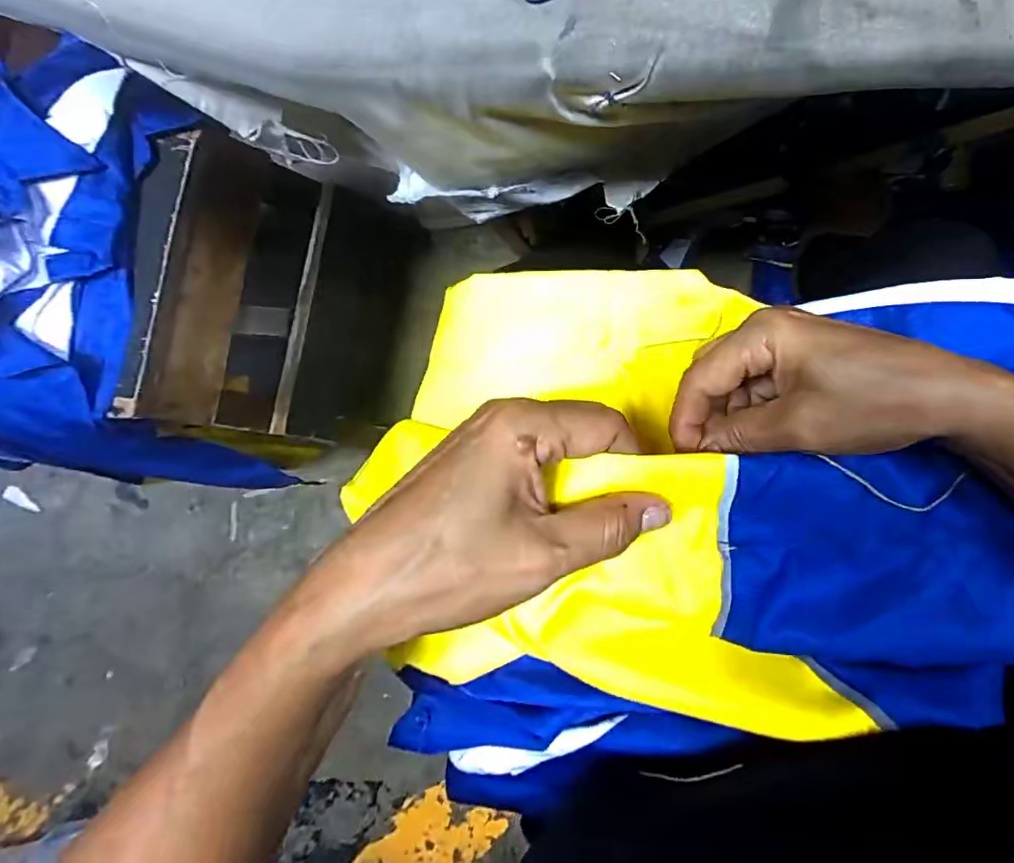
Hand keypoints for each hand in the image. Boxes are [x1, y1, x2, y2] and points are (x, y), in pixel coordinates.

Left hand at [299, 399, 669, 654]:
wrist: (350, 599)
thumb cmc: (450, 571)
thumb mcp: (543, 555)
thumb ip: (609, 526)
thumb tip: (663, 506)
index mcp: (522, 424)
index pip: (608, 425)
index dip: (637, 461)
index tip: (648, 502)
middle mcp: (502, 414)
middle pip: (583, 429)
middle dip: (609, 472)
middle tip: (616, 517)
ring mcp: (479, 431)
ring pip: (559, 443)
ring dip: (580, 480)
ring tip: (581, 523)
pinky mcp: (466, 454)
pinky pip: (531, 454)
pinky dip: (552, 482)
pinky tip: (542, 519)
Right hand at [669, 307, 1009, 454]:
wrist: (940, 393)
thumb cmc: (868, 404)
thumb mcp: (798, 426)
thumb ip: (740, 434)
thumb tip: (699, 444)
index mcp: (763, 332)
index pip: (702, 374)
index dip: (685, 417)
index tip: (681, 458)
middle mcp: (771, 327)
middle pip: (717, 370)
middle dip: (706, 414)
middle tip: (704, 456)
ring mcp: (794, 339)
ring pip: (742, 378)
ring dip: (732, 414)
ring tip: (732, 453)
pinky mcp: (812, 355)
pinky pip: (768, 381)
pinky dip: (758, 408)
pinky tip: (761, 436)